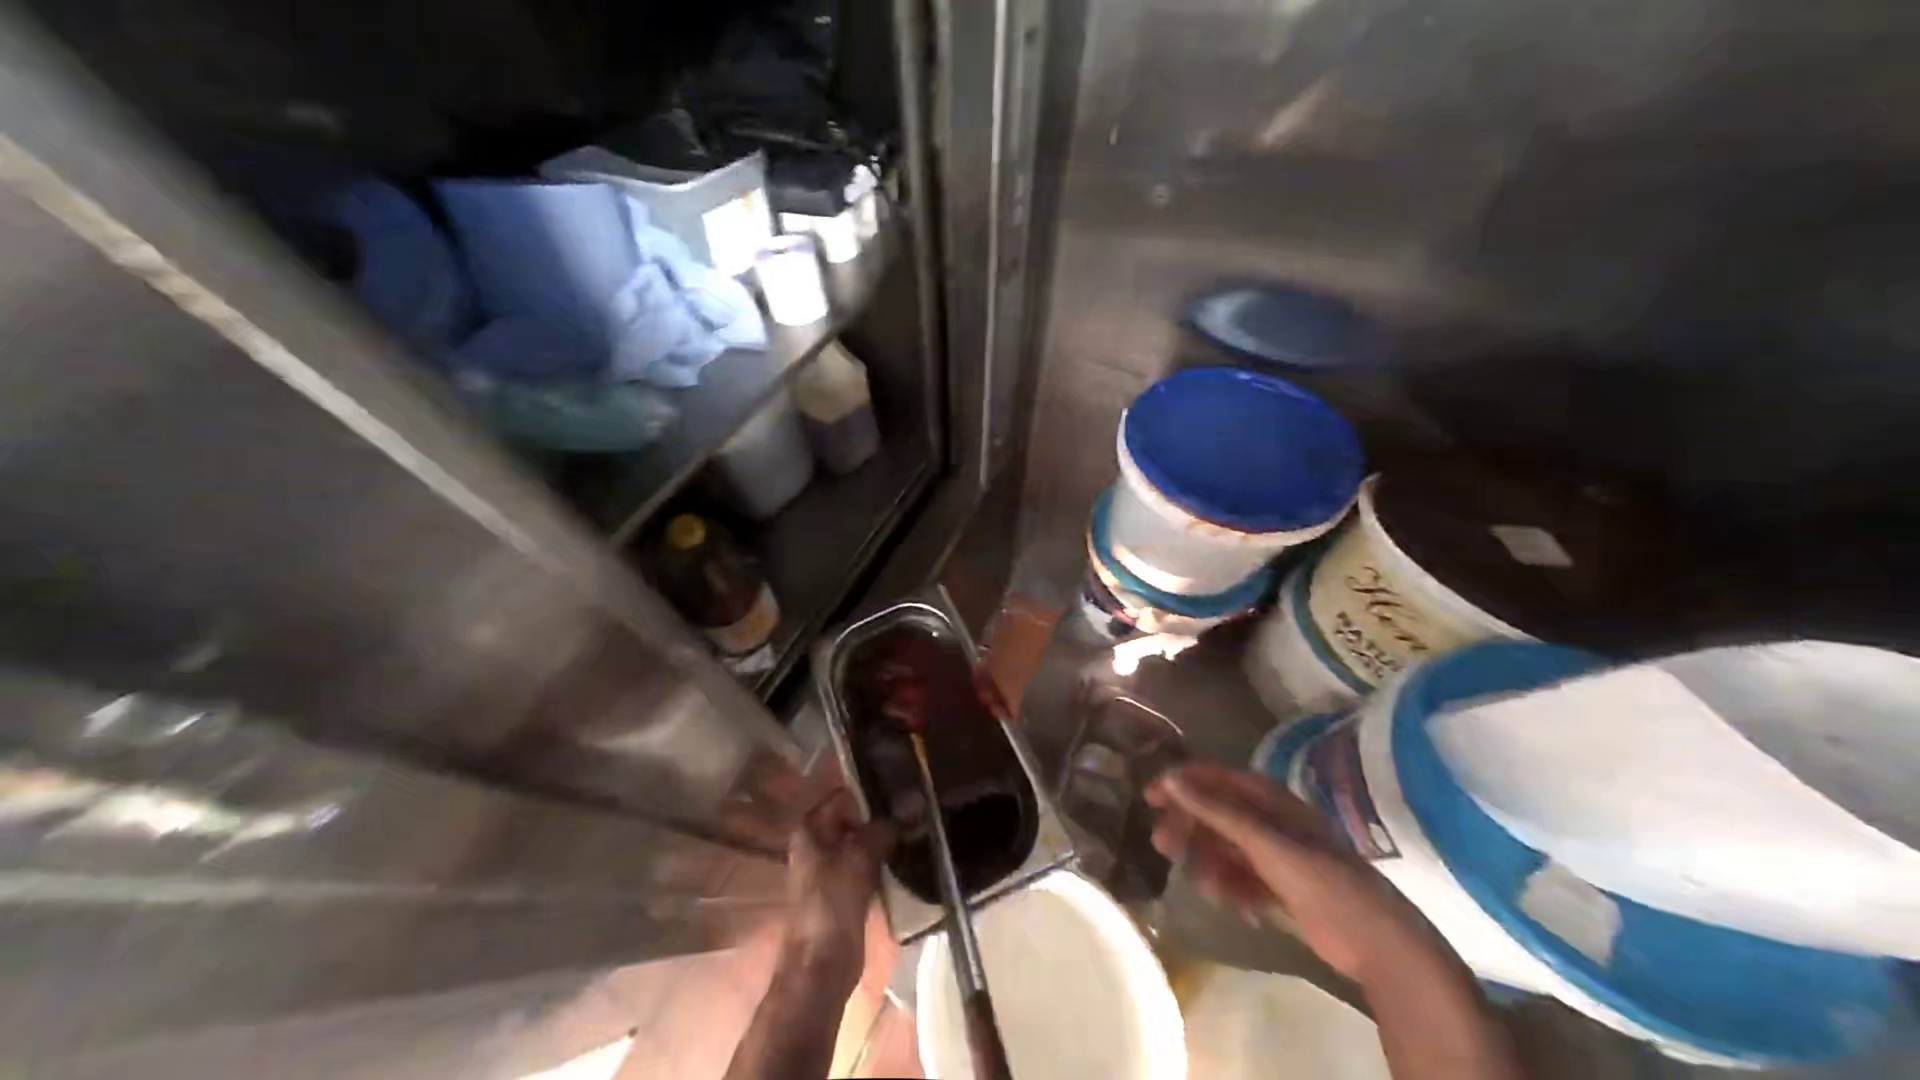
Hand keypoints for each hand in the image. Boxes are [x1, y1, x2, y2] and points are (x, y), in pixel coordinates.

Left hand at [781, 788, 895, 993]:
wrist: (821, 966)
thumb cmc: (832, 905)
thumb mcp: (859, 859)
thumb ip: (884, 829)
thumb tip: (910, 807)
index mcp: (809, 830)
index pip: (842, 796)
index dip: (869, 793)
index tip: (901, 791)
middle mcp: (816, 844)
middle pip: (853, 819)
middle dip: (881, 817)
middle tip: (914, 812)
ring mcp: (829, 868)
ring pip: (862, 843)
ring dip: (885, 840)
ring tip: (915, 832)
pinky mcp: (844, 891)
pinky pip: (867, 865)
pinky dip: (883, 861)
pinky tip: (907, 858)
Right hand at [1146, 762, 1443, 984]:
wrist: (1374, 940)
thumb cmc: (1319, 879)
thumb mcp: (1263, 841)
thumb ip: (1215, 810)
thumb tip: (1170, 778)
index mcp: (1267, 797)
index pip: (1213, 777)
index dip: (1179, 783)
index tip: (1149, 798)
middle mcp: (1267, 818)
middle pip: (1212, 811)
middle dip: (1188, 827)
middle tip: (1163, 846)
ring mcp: (1273, 851)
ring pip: (1222, 847)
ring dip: (1209, 864)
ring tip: (1210, 889)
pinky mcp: (1277, 883)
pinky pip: (1238, 876)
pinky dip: (1231, 888)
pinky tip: (1238, 908)